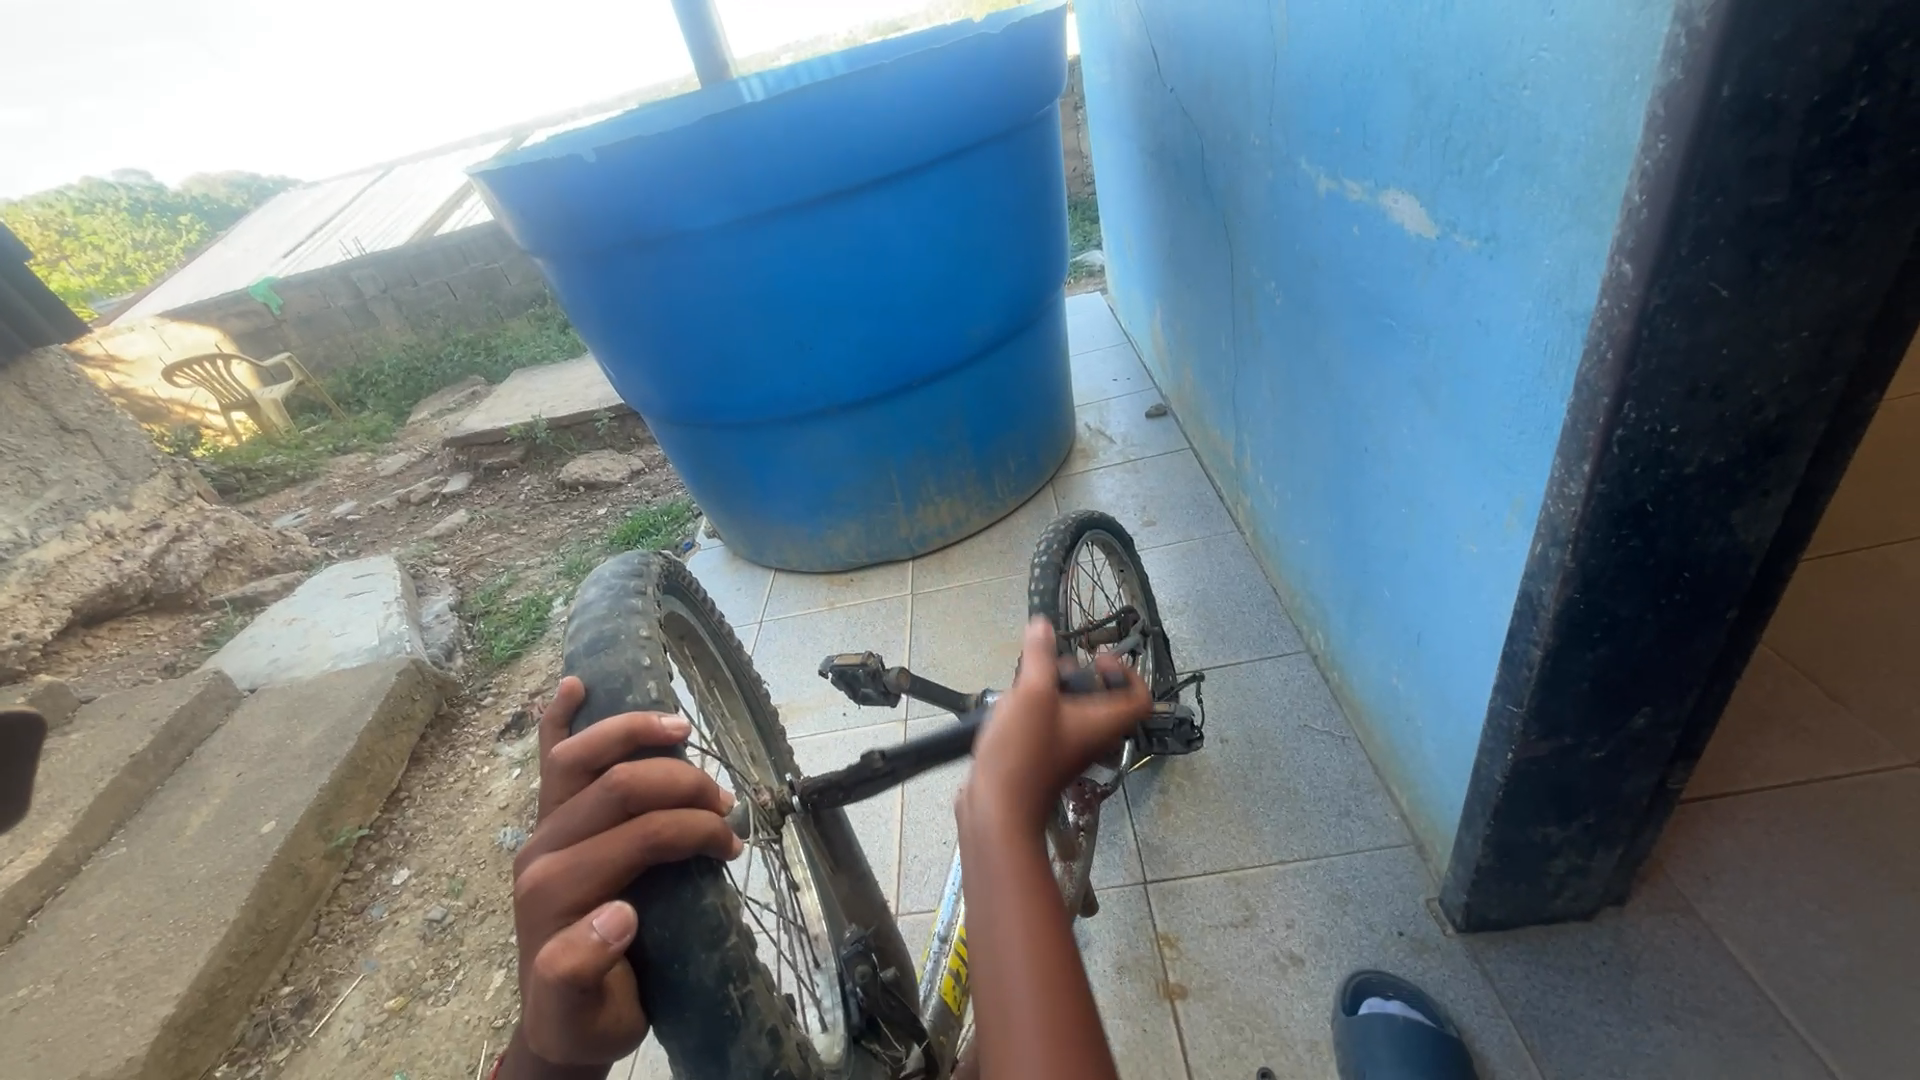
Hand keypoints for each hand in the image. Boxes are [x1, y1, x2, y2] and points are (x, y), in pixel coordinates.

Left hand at [507, 676, 742, 1067]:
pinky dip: (559, 720)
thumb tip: (618, 912)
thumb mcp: (588, 1013)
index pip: (638, 832)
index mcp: (555, 889)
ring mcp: (541, 828)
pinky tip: (574, 685)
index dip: (694, 829)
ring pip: (581, 757)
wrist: (561, 1021)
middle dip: (683, 784)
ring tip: (682, 730)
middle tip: (726, 806)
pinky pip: (549, 761)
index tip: (733, 848)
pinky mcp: (546, 821)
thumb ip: (582, 967)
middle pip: (618, 785)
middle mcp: (541, 848)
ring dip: (636, 734)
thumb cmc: (590, 1012)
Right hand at [961, 617, 1151, 834]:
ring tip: (1024, 682)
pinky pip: (1045, 727)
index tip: (1098, 657)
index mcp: (1102, 722)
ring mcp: (1064, 751)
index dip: (1128, 672)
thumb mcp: (1032, 692)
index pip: (1139, 697)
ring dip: (1050, 691)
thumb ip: (1040, 656)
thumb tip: (1043, 625)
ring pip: (1069, 712)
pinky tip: (1007, 706)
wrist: (996, 808)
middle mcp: (1090, 738)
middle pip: (1099, 700)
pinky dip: (1033, 711)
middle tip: (1054, 666)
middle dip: (1078, 675)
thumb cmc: (1024, 750)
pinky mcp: (1039, 760)